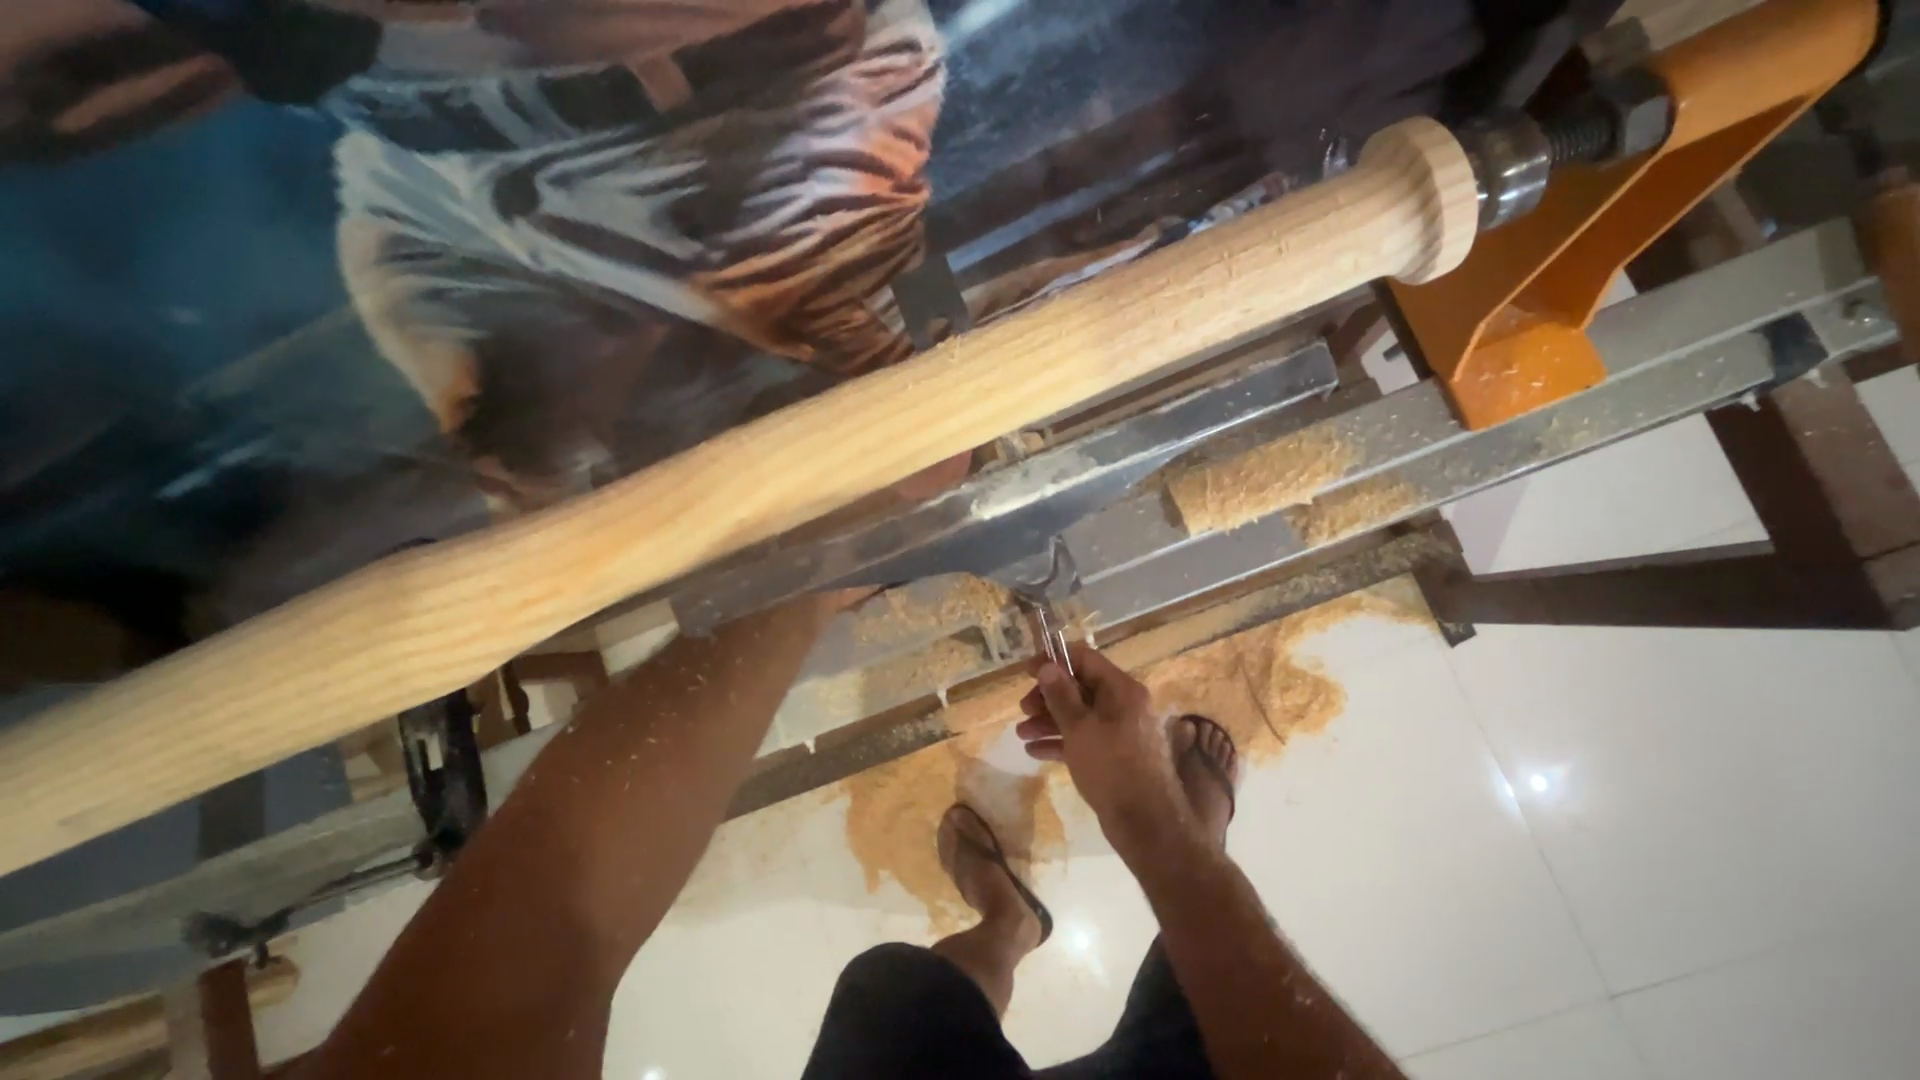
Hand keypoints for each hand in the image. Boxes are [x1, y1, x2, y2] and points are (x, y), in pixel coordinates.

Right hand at [1016, 644, 1198, 861]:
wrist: (1145, 822)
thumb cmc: (1111, 767)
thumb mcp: (1079, 728)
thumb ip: (1061, 695)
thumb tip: (1048, 666)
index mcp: (1122, 690)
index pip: (1086, 659)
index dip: (1055, 661)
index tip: (1026, 672)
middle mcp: (1124, 705)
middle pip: (1081, 687)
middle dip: (1048, 697)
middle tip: (1023, 709)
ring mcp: (1121, 732)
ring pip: (1080, 715)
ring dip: (1049, 721)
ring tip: (1021, 734)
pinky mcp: (1115, 756)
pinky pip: (1084, 738)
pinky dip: (1061, 741)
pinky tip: (1034, 751)